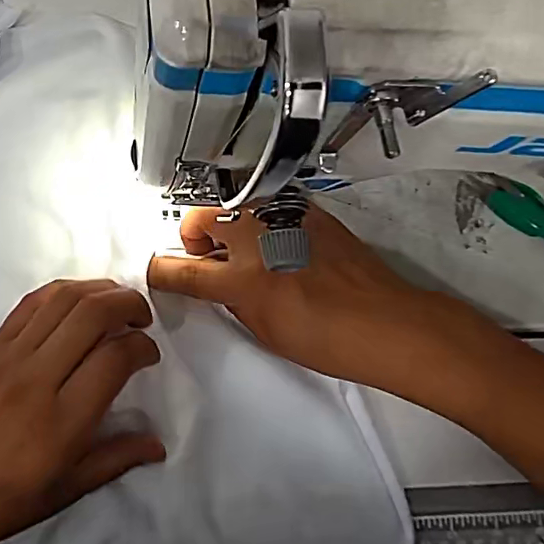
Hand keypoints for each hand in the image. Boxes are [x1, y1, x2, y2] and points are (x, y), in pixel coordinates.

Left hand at [0, 280, 164, 543]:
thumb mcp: (61, 494)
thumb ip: (113, 460)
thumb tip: (158, 444)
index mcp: (61, 423)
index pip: (115, 358)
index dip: (143, 347)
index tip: (150, 355)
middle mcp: (38, 380)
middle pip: (93, 314)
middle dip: (129, 303)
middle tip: (142, 318)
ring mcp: (10, 356)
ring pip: (64, 298)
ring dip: (99, 289)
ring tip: (117, 303)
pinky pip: (32, 302)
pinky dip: (63, 290)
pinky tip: (78, 299)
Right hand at [146, 204, 470, 394]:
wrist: (385, 321)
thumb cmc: (331, 337)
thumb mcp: (265, 330)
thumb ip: (232, 300)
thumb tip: (219, 284)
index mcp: (245, 278)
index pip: (184, 270)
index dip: (162, 271)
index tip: (158, 270)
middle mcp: (260, 238)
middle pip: (200, 218)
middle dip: (195, 237)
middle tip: (209, 259)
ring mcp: (284, 218)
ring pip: (234, 207)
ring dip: (228, 227)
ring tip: (249, 254)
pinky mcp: (307, 210)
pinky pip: (268, 208)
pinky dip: (261, 223)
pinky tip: (281, 248)